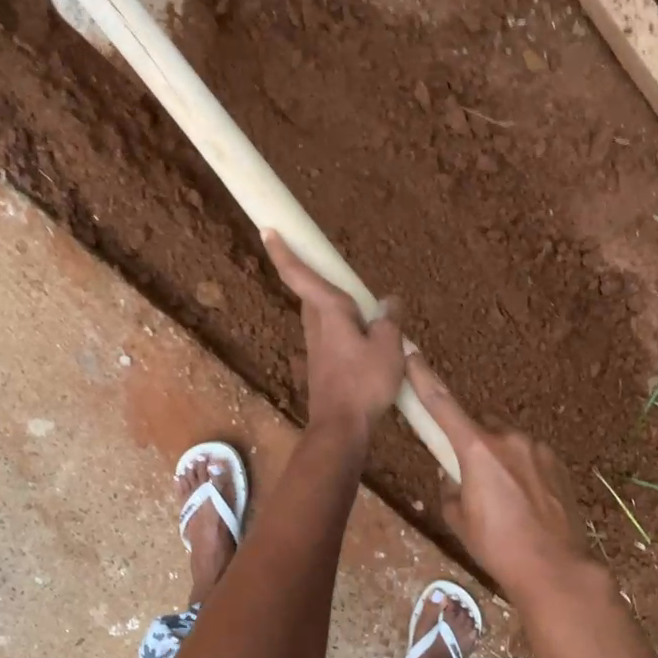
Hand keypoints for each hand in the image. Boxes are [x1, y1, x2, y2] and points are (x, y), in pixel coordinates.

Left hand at [263, 231, 405, 438]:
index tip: (267, 230)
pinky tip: (365, 347)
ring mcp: (316, 349)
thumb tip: (390, 302)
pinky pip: (332, 340)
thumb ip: (389, 321)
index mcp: (330, 313)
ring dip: (336, 311)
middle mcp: (316, 327)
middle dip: (317, 281)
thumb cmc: (364, 384)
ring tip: (367, 319)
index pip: (301, 275)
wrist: (341, 427)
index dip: (283, 252)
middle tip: (331, 273)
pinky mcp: (321, 368)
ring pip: (323, 318)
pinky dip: (345, 335)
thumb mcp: (389, 348)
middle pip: (312, 295)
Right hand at [404, 353, 598, 598]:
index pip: (444, 407)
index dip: (425, 380)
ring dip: (499, 462)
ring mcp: (538, 449)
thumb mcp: (457, 520)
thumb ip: (449, 488)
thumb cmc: (497, 547)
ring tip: (503, 503)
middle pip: (481, 428)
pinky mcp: (557, 463)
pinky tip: (525, 505)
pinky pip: (529, 458)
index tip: (413, 356)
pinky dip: (521, 473)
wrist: (554, 567)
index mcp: (478, 451)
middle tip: (471, 482)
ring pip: (507, 444)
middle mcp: (509, 439)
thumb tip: (452, 475)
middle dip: (472, 445)